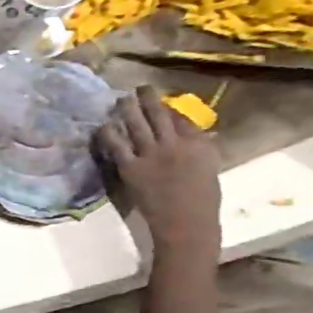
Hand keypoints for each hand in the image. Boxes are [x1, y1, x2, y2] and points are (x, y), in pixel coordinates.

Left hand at [98, 86, 220, 253]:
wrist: (185, 224)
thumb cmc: (201, 200)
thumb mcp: (209, 168)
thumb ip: (202, 148)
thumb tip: (198, 133)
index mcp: (199, 144)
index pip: (182, 118)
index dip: (169, 107)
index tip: (161, 100)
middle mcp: (175, 144)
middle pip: (158, 114)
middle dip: (148, 98)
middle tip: (139, 88)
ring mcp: (151, 155)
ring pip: (136, 124)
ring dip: (126, 108)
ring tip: (120, 99)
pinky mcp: (131, 168)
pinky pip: (116, 145)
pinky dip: (109, 133)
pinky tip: (103, 125)